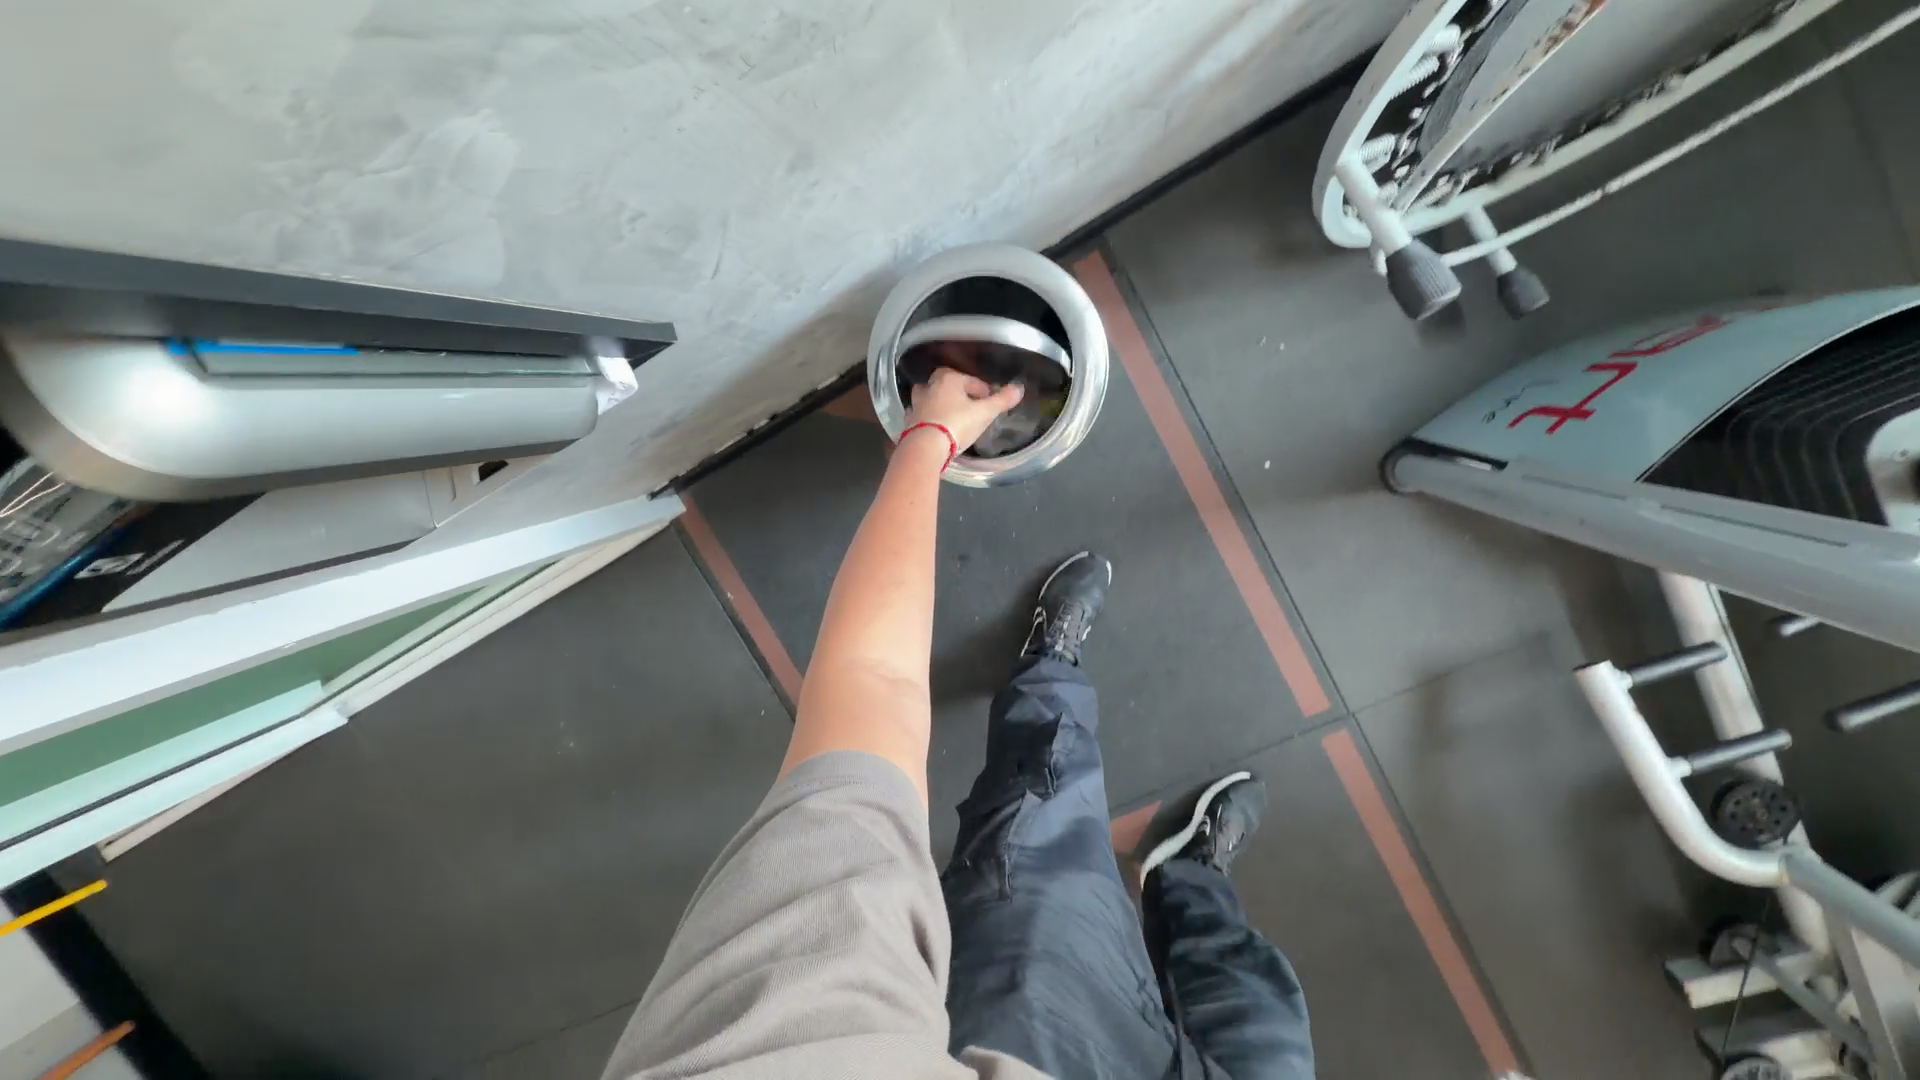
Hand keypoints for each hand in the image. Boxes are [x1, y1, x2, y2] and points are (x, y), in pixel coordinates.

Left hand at [907, 367, 1024, 451]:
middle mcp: (929, 388)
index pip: (970, 380)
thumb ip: (1001, 400)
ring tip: (949, 411)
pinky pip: (918, 414)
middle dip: (955, 390)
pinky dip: (925, 416)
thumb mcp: (984, 413)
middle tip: (967, 403)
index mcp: (948, 379)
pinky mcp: (909, 422)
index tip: (990, 400)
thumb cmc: (957, 424)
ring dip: (936, 400)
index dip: (982, 389)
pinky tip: (932, 424)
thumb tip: (1019, 388)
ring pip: (927, 396)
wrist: (926, 447)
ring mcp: (916, 404)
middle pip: (944, 382)